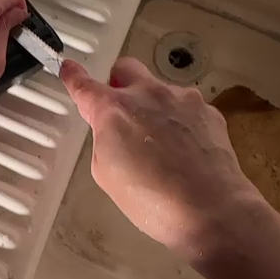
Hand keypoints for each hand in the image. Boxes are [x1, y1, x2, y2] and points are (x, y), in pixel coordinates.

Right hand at [60, 56, 267, 265]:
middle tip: (120, 111)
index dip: (73, 76)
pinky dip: (179, 122)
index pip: (84, 85)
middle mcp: (148, 95)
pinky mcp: (208, 112)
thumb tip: (113, 129)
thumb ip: (104, 139)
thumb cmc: (151, 199)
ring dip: (153, 107)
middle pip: (125, 69)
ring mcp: (181, 100)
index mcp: (113, 110)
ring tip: (160, 145)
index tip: (69, 69)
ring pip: (159, 90)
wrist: (210, 209)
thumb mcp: (105, 173)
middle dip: (118, 83)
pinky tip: (183, 151)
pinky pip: (185, 108)